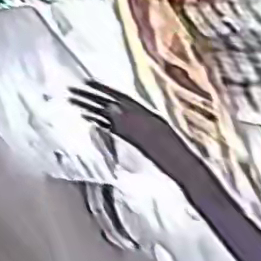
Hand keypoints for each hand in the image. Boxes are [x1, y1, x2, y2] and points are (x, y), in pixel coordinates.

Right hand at [70, 81, 193, 169]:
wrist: (189, 179)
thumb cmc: (172, 158)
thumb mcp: (151, 139)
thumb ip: (129, 122)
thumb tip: (108, 106)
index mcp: (147, 115)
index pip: (120, 96)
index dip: (103, 88)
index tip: (85, 81)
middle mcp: (141, 119)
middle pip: (112, 103)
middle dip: (92, 96)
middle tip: (71, 91)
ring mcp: (137, 130)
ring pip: (110, 114)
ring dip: (92, 107)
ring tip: (73, 103)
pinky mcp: (134, 141)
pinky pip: (112, 126)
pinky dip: (99, 120)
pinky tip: (88, 118)